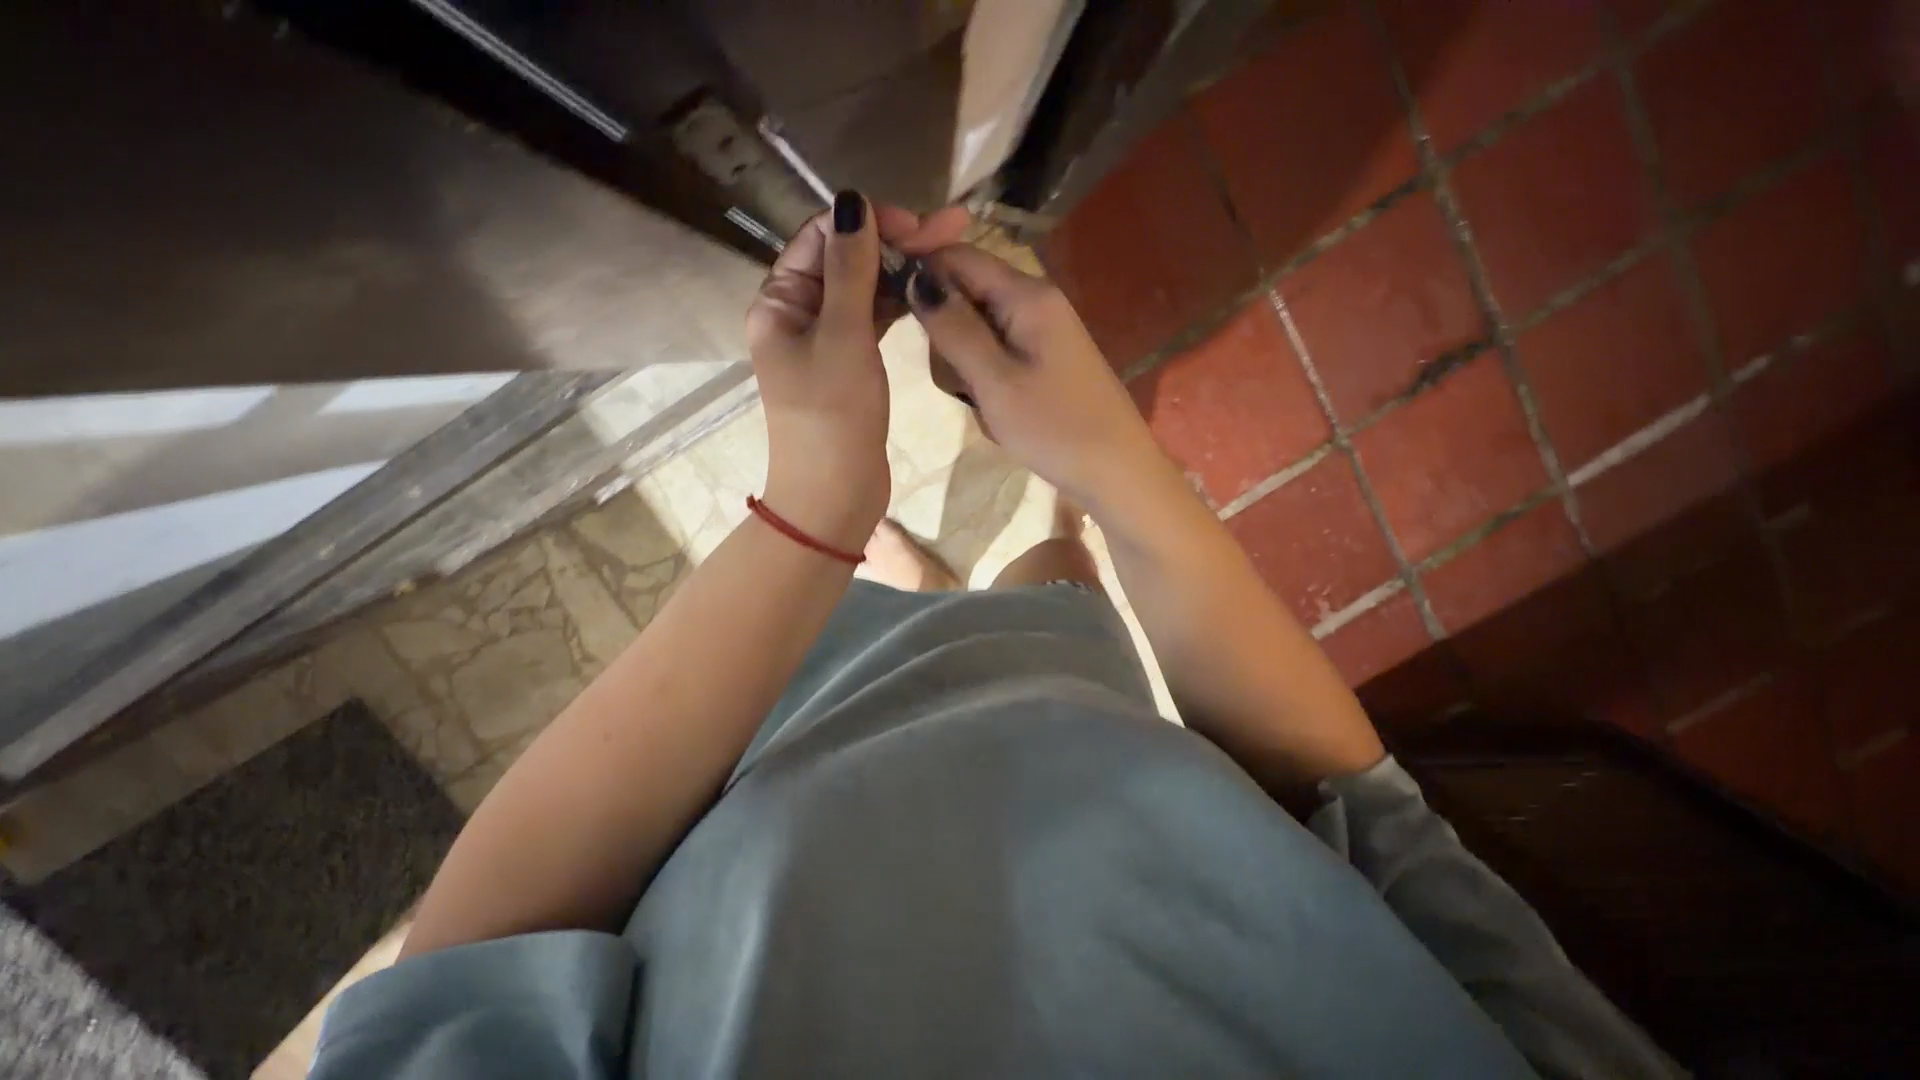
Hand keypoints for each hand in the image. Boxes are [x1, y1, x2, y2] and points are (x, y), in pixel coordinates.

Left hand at [745, 194, 969, 551]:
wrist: (834, 495)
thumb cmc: (832, 416)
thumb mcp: (843, 336)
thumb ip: (850, 269)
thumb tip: (852, 202)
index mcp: (780, 301)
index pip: (820, 237)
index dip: (868, 221)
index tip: (919, 223)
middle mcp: (798, 313)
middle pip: (846, 258)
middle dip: (896, 241)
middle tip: (955, 228)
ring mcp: (825, 339)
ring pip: (864, 287)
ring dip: (902, 268)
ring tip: (952, 251)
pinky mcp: (850, 362)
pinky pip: (873, 317)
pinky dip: (899, 302)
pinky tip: (930, 290)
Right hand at [907, 245, 1171, 513]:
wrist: (1118, 472)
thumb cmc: (1055, 428)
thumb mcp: (994, 381)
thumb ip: (952, 327)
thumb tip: (914, 276)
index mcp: (1027, 294)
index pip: (957, 255)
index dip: (919, 270)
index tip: (890, 310)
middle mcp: (1037, 299)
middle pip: (966, 289)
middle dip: (945, 330)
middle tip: (956, 380)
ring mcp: (1044, 329)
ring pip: (977, 325)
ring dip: (964, 362)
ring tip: (979, 401)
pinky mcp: (1045, 356)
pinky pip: (997, 350)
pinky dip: (985, 377)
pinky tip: (996, 408)